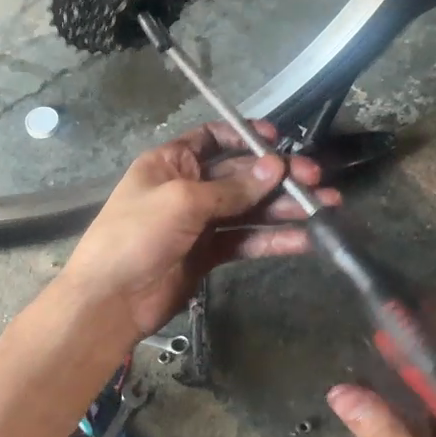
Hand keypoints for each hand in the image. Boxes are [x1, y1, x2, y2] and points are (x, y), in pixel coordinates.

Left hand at [58, 121, 337, 338]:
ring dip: (284, 209)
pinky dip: (273, 239)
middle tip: (315, 182)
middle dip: (278, 177)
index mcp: (170, 163)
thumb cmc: (136, 236)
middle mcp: (187, 188)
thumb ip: (231, 188)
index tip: (280, 143)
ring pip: (248, 210)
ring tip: (324, 209)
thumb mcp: (182, 201)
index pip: (211, 138)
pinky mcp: (208, 255)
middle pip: (240, 175)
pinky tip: (304, 239)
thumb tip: (276, 167)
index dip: (245, 137)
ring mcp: (198, 223)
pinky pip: (245, 241)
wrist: (111, 299)